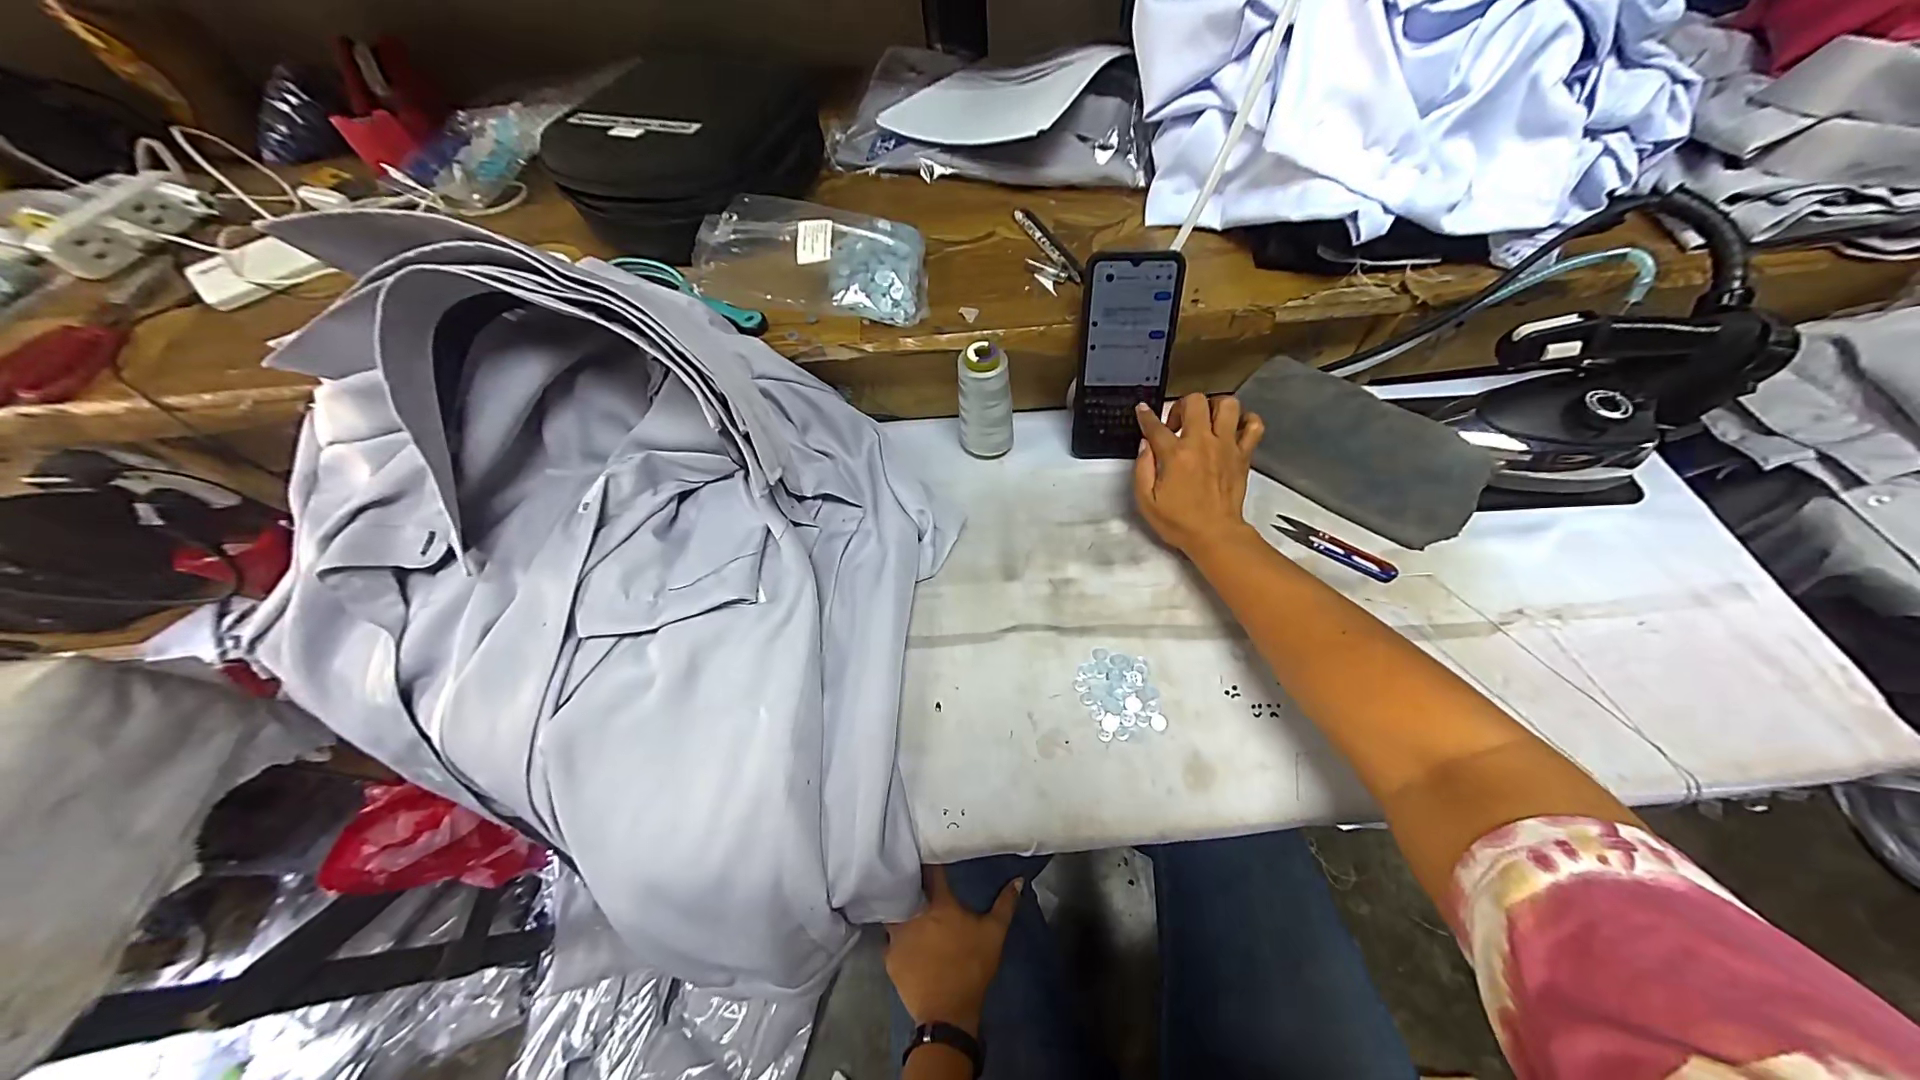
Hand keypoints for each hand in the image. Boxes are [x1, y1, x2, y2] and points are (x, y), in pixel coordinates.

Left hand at [883, 865, 1022, 1034]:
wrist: (948, 1012)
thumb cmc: (972, 967)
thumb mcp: (995, 934)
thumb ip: (1005, 904)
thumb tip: (1018, 879)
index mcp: (940, 904)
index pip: (932, 873)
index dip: (930, 862)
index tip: (926, 851)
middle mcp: (914, 914)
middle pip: (907, 890)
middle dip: (909, 883)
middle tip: (913, 878)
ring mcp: (898, 937)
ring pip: (893, 914)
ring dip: (899, 910)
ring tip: (903, 908)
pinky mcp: (889, 959)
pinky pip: (889, 941)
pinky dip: (895, 939)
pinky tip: (900, 940)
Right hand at [1134, 393, 1265, 555]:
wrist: (1215, 535)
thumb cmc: (1179, 522)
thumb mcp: (1146, 500)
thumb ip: (1142, 468)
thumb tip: (1145, 445)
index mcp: (1175, 455)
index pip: (1156, 425)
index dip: (1146, 415)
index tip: (1143, 411)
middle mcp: (1202, 444)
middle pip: (1195, 401)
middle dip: (1182, 405)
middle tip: (1177, 423)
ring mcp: (1227, 447)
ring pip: (1227, 404)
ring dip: (1213, 407)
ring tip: (1205, 421)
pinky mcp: (1243, 455)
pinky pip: (1254, 425)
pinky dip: (1245, 420)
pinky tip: (1232, 429)